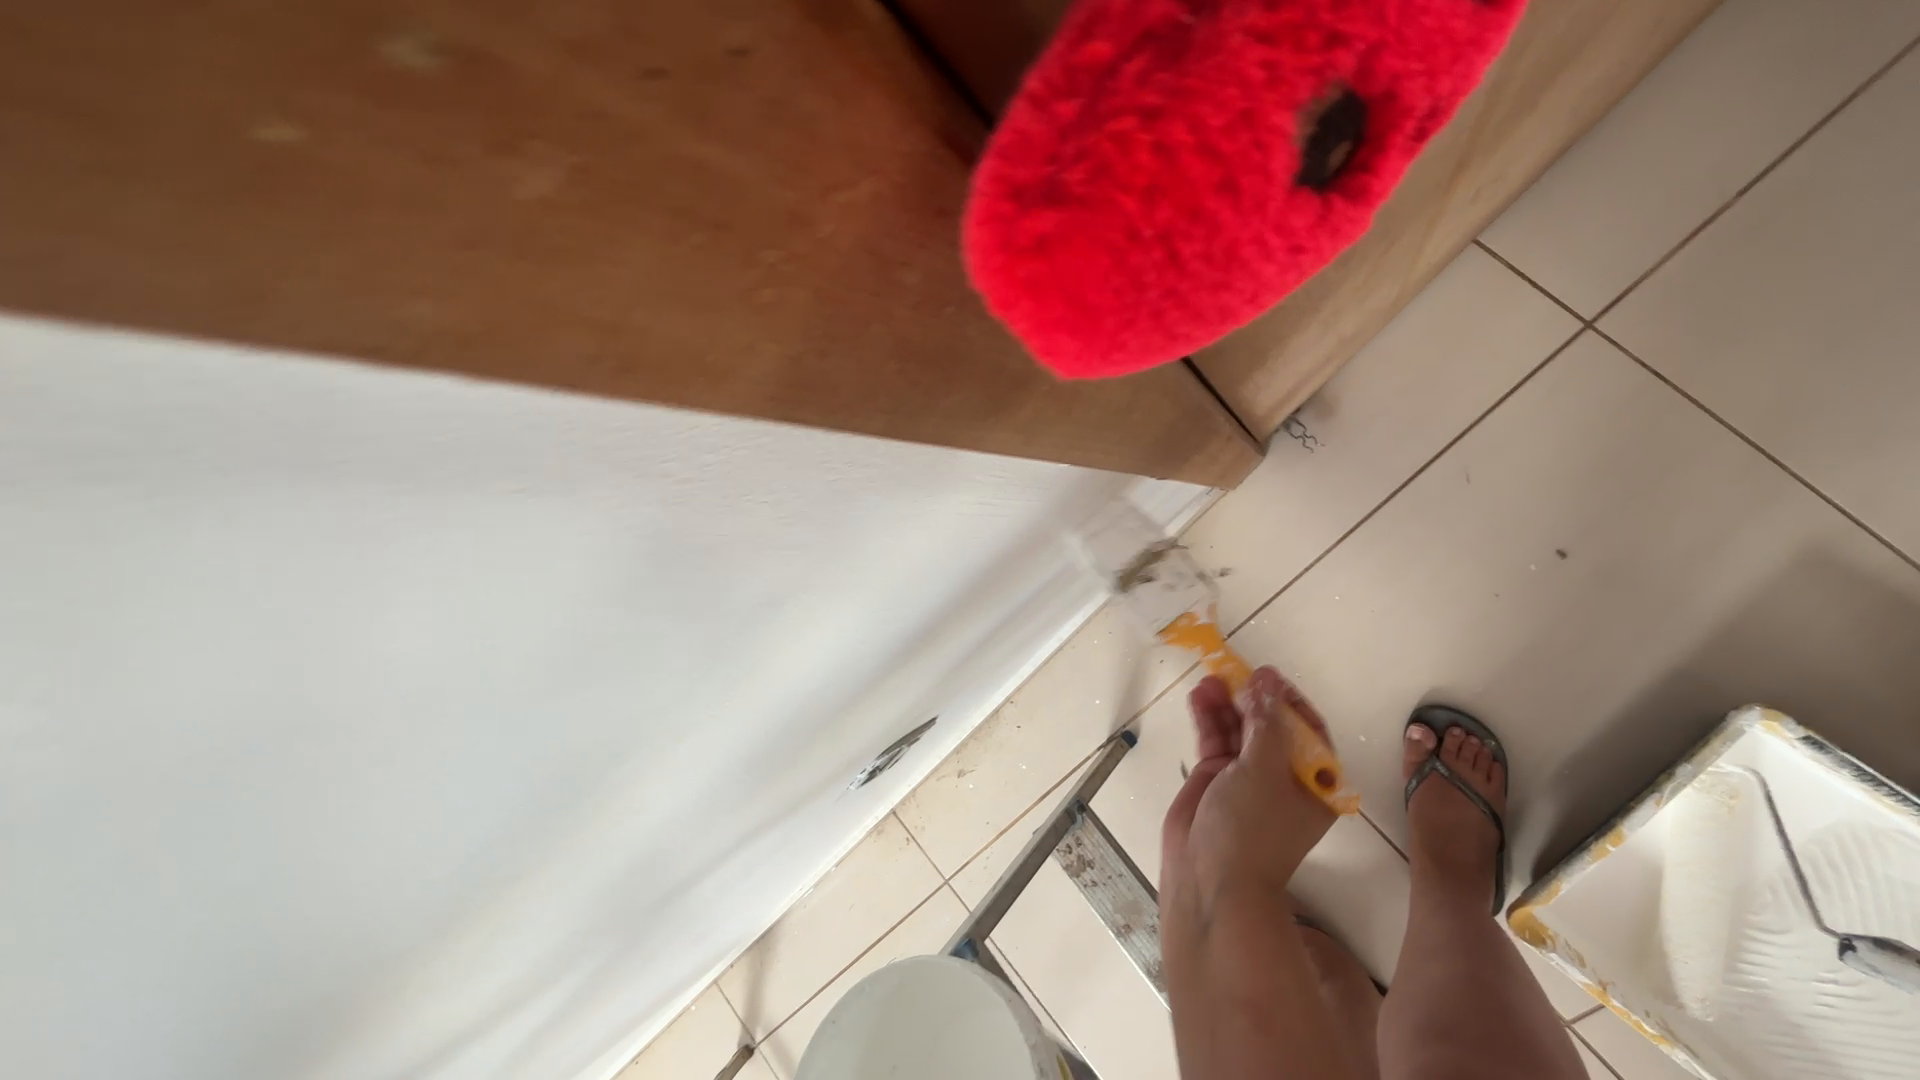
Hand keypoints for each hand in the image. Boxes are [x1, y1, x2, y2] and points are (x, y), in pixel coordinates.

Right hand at [1161, 667, 1336, 906]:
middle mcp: (1282, 777)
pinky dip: (1208, 717)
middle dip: (1252, 698)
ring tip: (1209, 678)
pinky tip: (1199, 696)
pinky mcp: (1216, 778)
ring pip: (1239, 729)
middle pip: (1270, 724)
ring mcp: (1247, 777)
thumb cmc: (1251, 828)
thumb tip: (1265, 682)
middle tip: (1235, 670)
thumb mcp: (1264, 771)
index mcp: (1313, 782)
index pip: (1308, 730)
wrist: (1210, 879)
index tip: (1266, 676)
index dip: (1288, 700)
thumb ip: (1264, 723)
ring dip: (1226, 703)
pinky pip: (1215, 739)